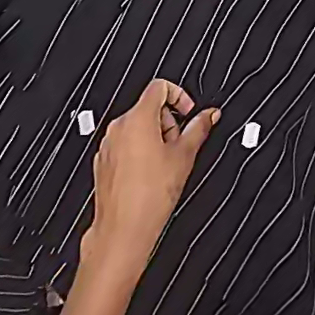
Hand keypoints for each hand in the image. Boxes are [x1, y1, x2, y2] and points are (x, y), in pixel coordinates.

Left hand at [82, 79, 219, 291]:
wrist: (124, 227)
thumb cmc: (150, 196)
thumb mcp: (184, 157)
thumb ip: (199, 129)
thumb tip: (209, 115)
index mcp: (138, 118)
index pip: (159, 87)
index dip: (180, 96)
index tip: (189, 113)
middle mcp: (119, 127)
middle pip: (149, 107)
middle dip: (169, 122)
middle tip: (179, 146)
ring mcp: (109, 144)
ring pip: (137, 127)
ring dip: (155, 138)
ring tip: (165, 165)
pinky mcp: (105, 160)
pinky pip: (125, 144)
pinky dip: (140, 152)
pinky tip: (150, 175)